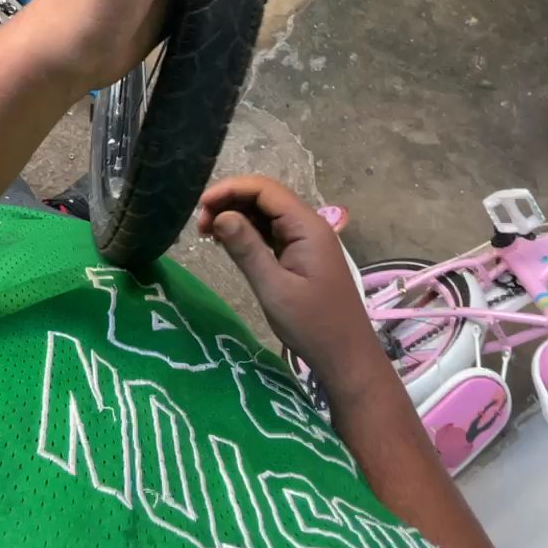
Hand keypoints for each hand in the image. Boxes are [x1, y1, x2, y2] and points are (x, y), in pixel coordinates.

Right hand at [198, 176, 386, 393]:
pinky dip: (247, 231)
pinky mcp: (300, 254)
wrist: (347, 358)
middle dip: (229, 202)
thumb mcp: (274, 288)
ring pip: (265, 213)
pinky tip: (228, 242)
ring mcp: (305, 239)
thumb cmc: (312, 325)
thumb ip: (246, 248)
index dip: (230, 190)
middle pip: (264, 197)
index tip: (201, 206)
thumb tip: (219, 215)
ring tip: (208, 234)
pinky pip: (270, 231)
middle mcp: (307, 225)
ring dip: (236, 216)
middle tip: (200, 226)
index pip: (264, 189)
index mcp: (306, 226)